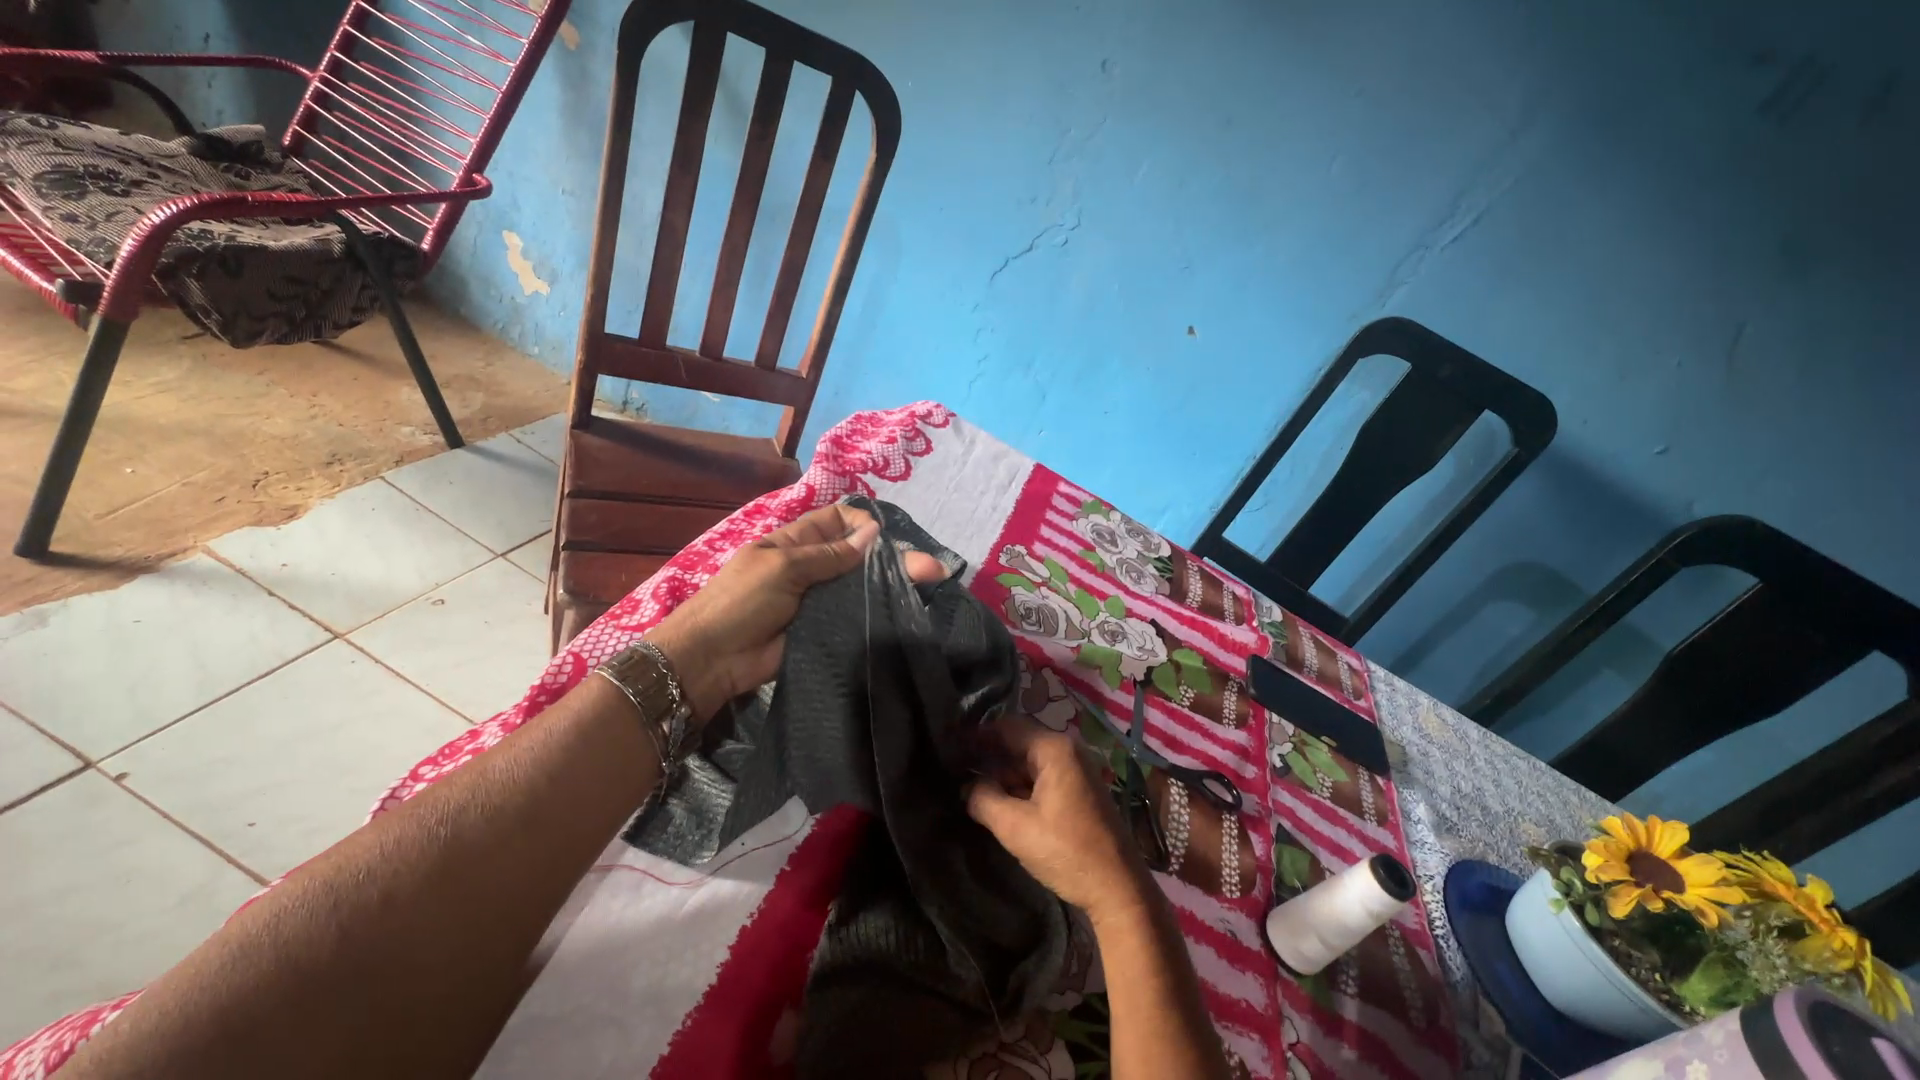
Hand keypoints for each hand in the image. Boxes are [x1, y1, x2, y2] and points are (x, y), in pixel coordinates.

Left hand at [645, 504, 946, 719]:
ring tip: (929, 588)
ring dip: (892, 586)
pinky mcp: (826, 631)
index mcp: (797, 542)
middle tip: (931, 570)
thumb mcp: (782, 567)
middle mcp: (813, 568)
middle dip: (893, 558)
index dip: (864, 524)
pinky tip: (907, 613)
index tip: (887, 538)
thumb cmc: (741, 601)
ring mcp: (820, 602)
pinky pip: (855, 618)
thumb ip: (828, 554)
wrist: (714, 659)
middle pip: (859, 556)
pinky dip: (878, 615)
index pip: (839, 521)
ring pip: (862, 588)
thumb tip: (873, 533)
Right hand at [966, 713, 1151, 926]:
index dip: (976, 735)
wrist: (1118, 889)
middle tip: (953, 769)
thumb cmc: (1066, 852)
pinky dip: (1019, 787)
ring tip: (968, 787)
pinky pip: (1041, 779)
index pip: (1006, 727)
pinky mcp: (1078, 793)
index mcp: (1055, 749)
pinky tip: (996, 801)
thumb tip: (965, 787)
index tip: (948, 747)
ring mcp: (1076, 772)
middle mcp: (1068, 752)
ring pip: (1029, 763)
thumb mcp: (1015, 827)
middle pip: (1018, 743)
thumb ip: (983, 799)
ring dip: (1002, 775)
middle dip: (987, 756)